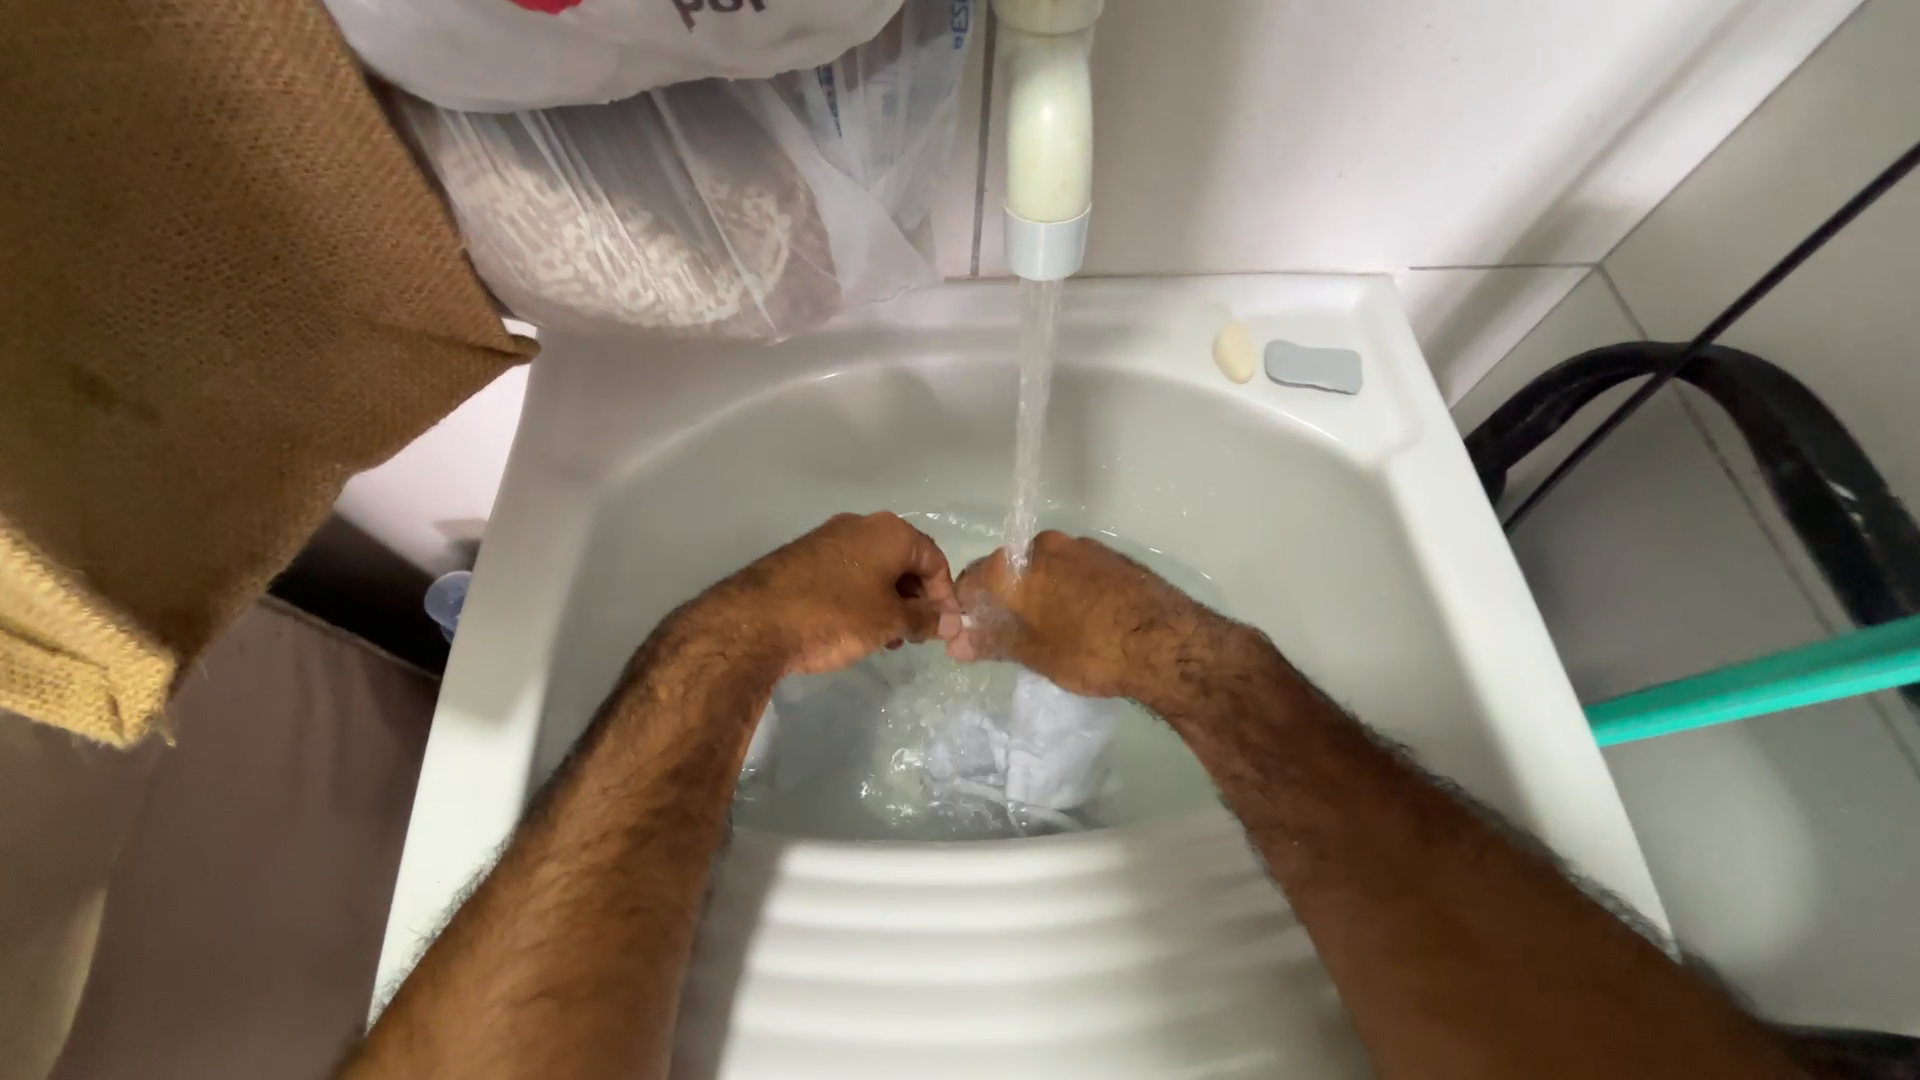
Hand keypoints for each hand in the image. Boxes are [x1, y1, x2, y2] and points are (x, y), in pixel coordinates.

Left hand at [709, 512, 960, 675]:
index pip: (934, 559)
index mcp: (889, 532)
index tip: (944, 628)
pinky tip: (853, 628)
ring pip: (874, 569)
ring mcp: (828, 538)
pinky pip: (847, 574)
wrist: (754, 622)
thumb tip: (951, 622)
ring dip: (888, 601)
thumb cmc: (836, 616)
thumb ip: (925, 619)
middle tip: (914, 635)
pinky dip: (860, 598)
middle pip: (904, 561)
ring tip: (885, 638)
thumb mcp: (889, 622)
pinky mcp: (803, 556)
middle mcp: (861, 526)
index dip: (944, 595)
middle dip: (915, 599)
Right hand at [947, 531, 1224, 699]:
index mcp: (1015, 565)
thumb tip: (957, 644)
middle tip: (1008, 637)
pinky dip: (1066, 590)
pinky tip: (1081, 620)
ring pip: (1043, 569)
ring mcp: (1081, 547)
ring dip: (1036, 594)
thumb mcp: (1034, 653)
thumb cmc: (1089, 650)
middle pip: (1007, 572)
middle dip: (1002, 601)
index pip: (971, 581)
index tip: (969, 636)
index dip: (965, 610)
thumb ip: (992, 642)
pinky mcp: (1111, 556)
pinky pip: (1073, 571)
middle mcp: (1043, 545)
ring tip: (1048, 631)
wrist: (1166, 642)